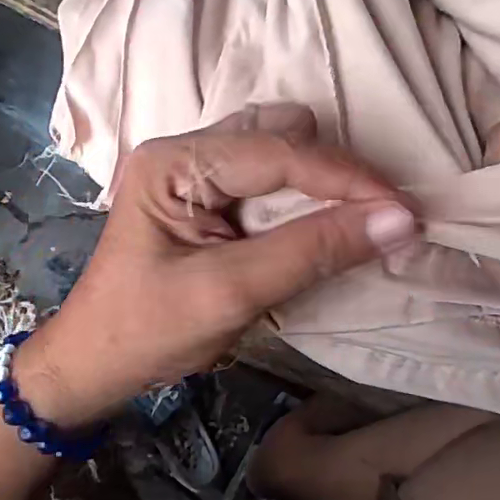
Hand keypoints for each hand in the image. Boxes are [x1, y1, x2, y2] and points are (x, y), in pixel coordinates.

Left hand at [19, 104, 418, 426]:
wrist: (95, 361)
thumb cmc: (147, 330)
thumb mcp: (229, 293)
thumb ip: (310, 251)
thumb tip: (397, 220)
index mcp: (174, 163)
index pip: (277, 153)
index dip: (347, 178)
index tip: (405, 210)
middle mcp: (183, 152)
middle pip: (280, 137)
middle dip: (335, 175)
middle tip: (381, 218)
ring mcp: (193, 171)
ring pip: (278, 151)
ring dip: (321, 183)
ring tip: (355, 221)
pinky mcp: (205, 196)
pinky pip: (267, 179)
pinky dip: (301, 198)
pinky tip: (319, 224)